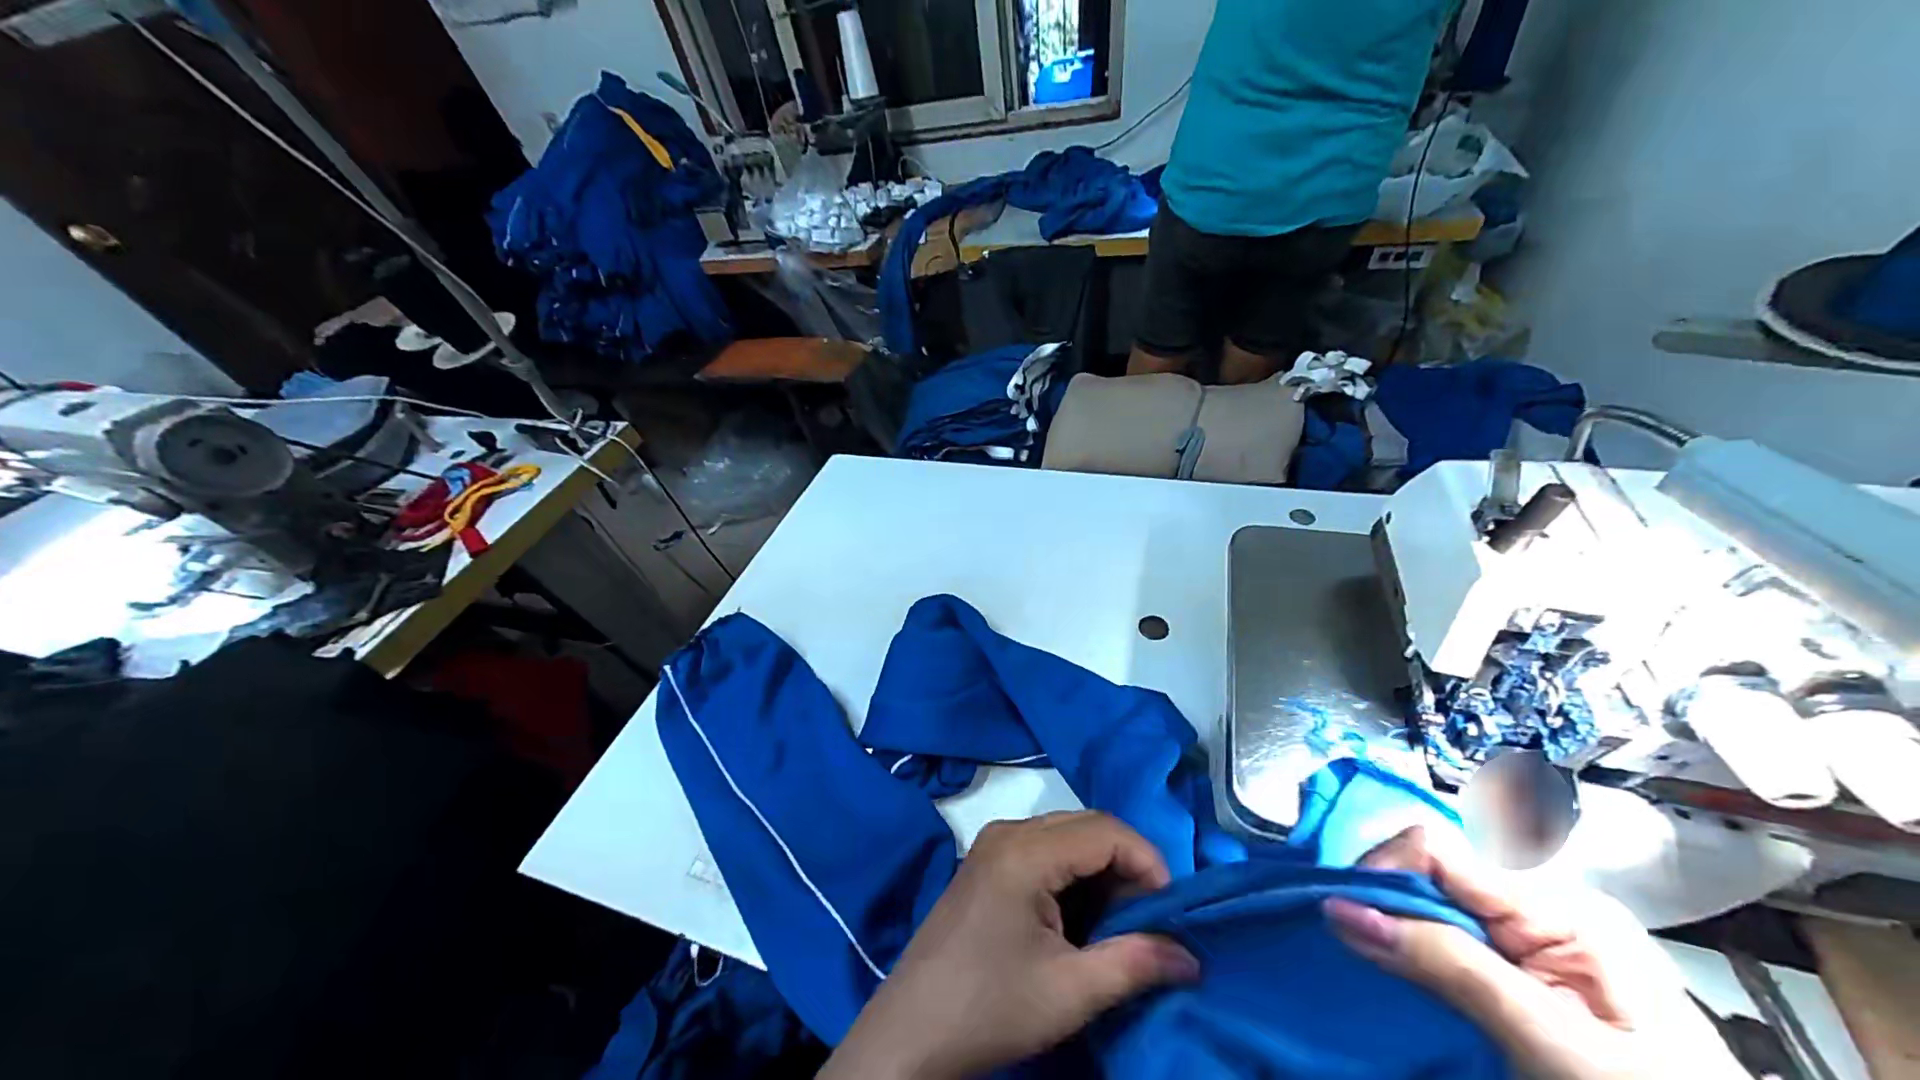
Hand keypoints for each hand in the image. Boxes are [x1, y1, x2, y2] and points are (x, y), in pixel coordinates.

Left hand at [819, 811, 1200, 1079]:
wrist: (912, 1032)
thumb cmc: (990, 1007)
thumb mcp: (1070, 991)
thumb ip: (1135, 964)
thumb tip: (1191, 956)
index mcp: (1024, 850)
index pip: (1106, 830)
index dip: (1148, 863)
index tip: (1170, 914)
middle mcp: (1007, 832)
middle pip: (1086, 826)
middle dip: (1127, 866)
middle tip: (1147, 921)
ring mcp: (992, 845)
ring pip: (1066, 836)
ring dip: (1101, 871)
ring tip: (1118, 925)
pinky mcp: (985, 864)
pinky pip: (1043, 850)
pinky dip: (1073, 875)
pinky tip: (1080, 919)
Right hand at [1324, 826, 1745, 1079]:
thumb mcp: (1548, 1040)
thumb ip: (1446, 965)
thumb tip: (1339, 908)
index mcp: (1563, 906)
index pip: (1436, 849)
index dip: (1380, 874)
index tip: (1341, 920)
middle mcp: (1544, 904)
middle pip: (1429, 871)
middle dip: (1381, 903)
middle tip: (1348, 948)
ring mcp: (1535, 935)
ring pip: (1431, 902)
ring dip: (1392, 928)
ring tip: (1369, 964)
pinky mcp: (1523, 965)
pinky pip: (1446, 934)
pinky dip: (1412, 950)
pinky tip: (1401, 974)